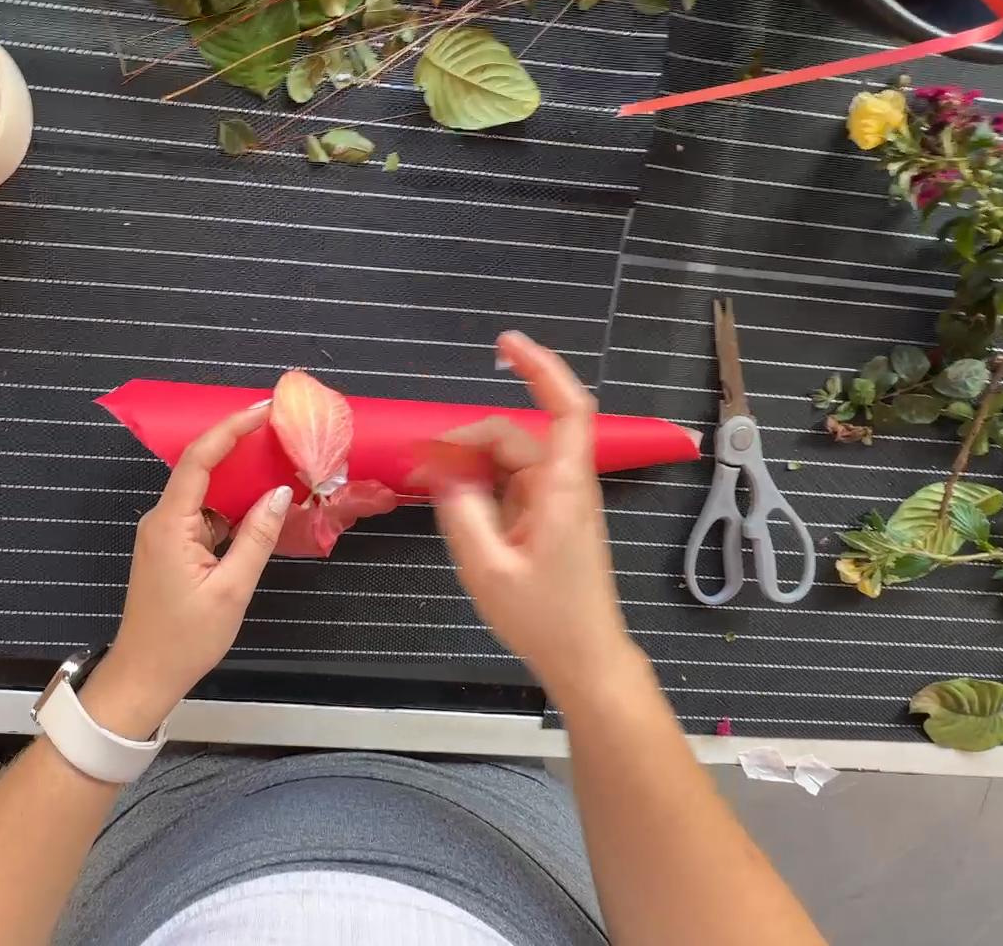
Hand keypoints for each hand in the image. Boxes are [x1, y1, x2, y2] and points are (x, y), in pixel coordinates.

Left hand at [83, 405, 293, 740]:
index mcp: (170, 523)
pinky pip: (202, 514)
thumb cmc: (186, 638)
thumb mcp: (231, 589)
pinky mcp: (169, 547)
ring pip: (202, 492)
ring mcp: (163, 533)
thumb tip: (280, 493)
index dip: (231, 428)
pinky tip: (258, 507)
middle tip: (277, 430)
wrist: (144, 676)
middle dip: (237, 445)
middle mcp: (161, 519)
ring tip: (276, 462)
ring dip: (236, 478)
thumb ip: (257, 537)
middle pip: (198, 468)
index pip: (199, 459)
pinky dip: (229, 507)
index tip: (263, 409)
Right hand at [419, 331, 642, 705]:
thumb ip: (460, 510)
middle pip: (514, 435)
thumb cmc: (543, 617)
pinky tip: (453, 501)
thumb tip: (440, 469)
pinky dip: (477, 483)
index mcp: (561, 489)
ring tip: (428, 485)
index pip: (566, 410)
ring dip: (467, 464)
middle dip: (465, 440)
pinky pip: (507, 482)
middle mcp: (562, 484)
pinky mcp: (546, 514)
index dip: (541, 369)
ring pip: (506, 459)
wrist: (583, 658)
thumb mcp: (487, 567)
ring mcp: (555, 499)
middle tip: (419, 468)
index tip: (506, 344)